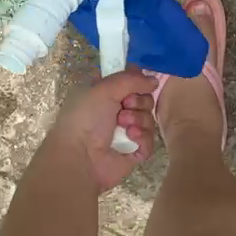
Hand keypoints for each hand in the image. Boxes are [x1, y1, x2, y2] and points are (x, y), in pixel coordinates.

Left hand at [43, 69, 159, 192]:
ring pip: (149, 119)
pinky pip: (150, 141)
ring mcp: (126, 133)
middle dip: (138, 102)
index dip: (137, 81)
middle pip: (145, 99)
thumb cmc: (86, 118)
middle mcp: (116, 112)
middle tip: (125, 107)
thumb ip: (131, 79)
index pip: (131, 82)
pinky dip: (142, 139)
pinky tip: (131, 140)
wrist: (80, 157)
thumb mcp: (104, 89)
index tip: (136, 83)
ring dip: (138, 120)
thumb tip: (154, 79)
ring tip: (123, 126)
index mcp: (105, 95)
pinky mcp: (134, 152)